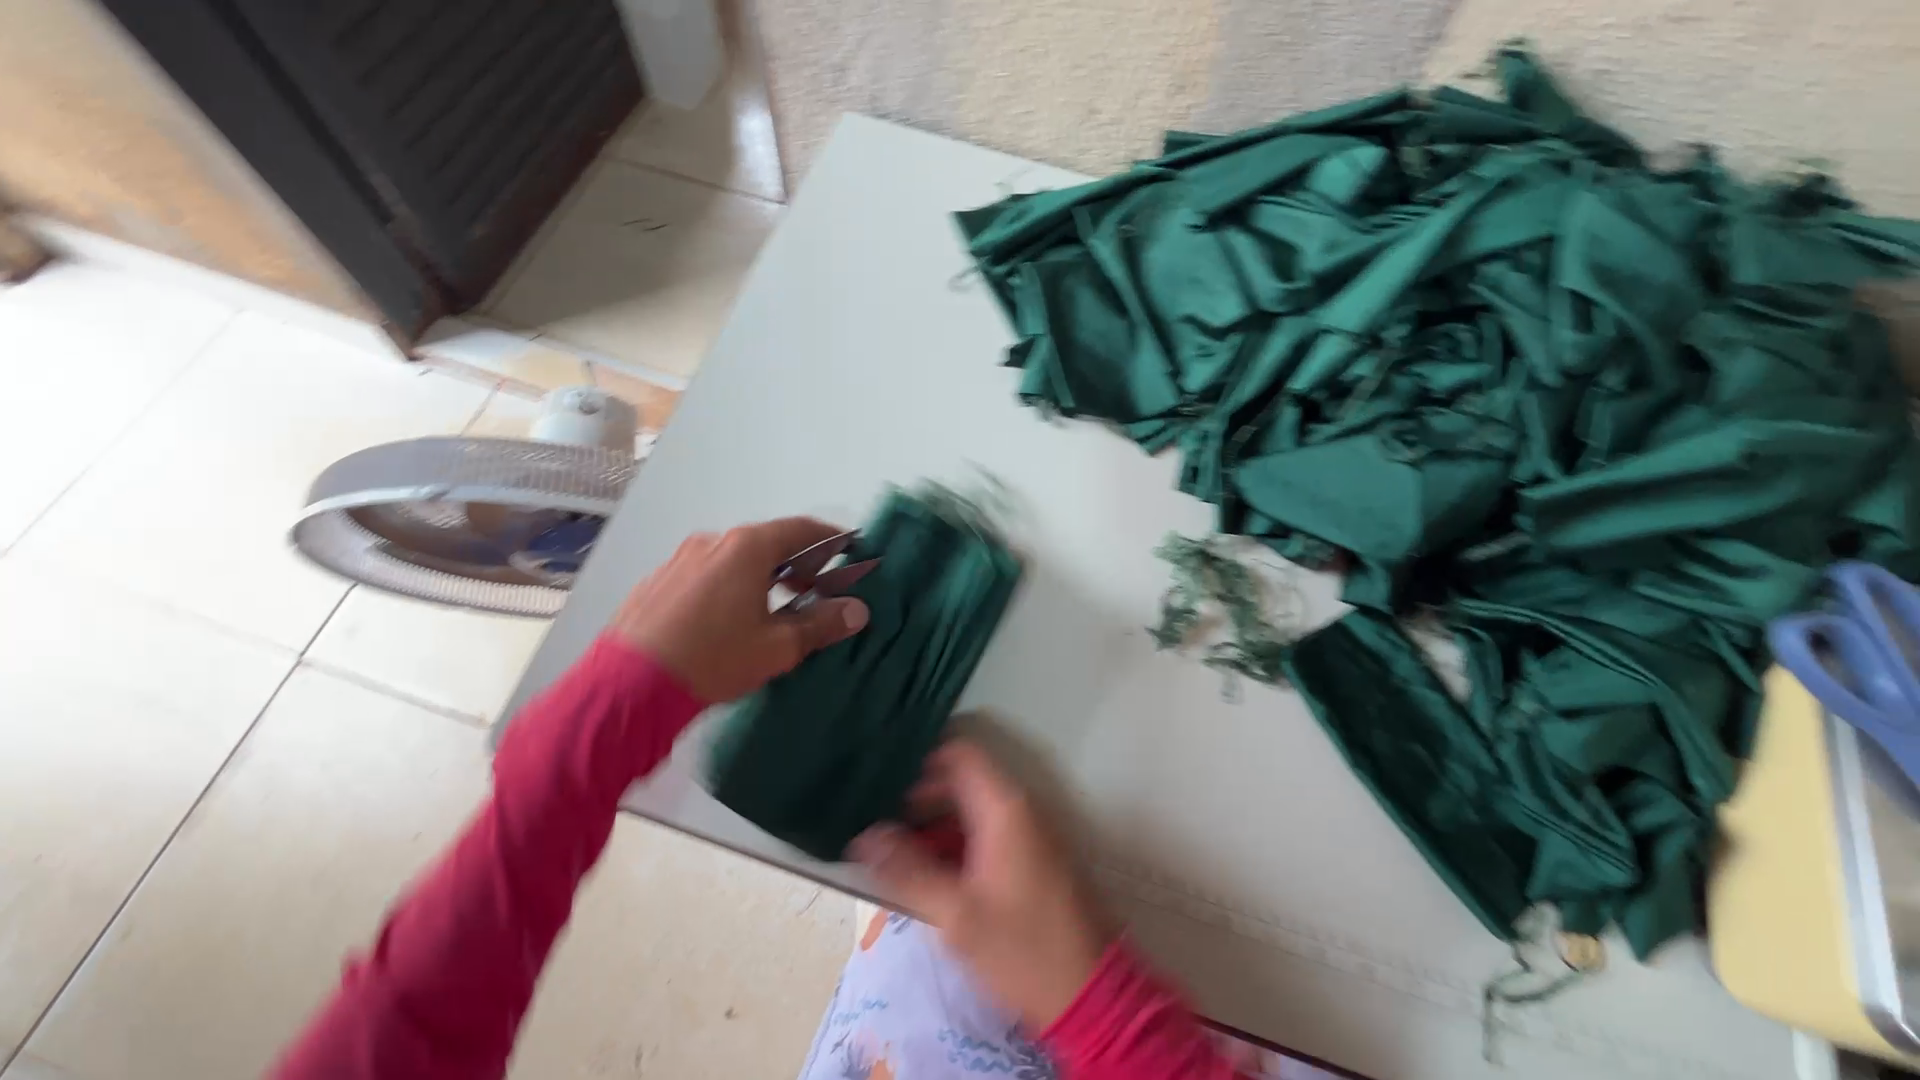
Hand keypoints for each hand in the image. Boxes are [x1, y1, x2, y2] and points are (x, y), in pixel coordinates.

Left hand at [611, 517, 870, 702]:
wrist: (629, 685)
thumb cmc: (714, 658)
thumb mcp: (778, 647)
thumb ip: (821, 623)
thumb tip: (858, 610)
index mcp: (747, 547)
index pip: (802, 530)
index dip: (831, 540)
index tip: (851, 551)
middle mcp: (712, 542)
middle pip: (767, 544)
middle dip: (797, 564)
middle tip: (817, 590)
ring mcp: (680, 560)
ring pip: (734, 560)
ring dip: (762, 577)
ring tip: (774, 610)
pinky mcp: (657, 583)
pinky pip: (706, 576)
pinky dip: (729, 587)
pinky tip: (729, 621)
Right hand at [850, 740, 1114, 1030]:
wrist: (1091, 996)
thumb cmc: (1023, 950)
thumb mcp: (956, 915)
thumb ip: (907, 870)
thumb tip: (865, 836)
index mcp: (1005, 810)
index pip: (959, 755)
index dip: (919, 762)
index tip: (882, 783)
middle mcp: (1021, 811)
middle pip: (963, 782)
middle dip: (919, 799)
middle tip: (877, 824)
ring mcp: (1031, 836)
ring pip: (973, 811)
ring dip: (935, 826)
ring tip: (893, 852)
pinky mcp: (1034, 861)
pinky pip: (988, 835)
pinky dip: (957, 845)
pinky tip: (929, 876)